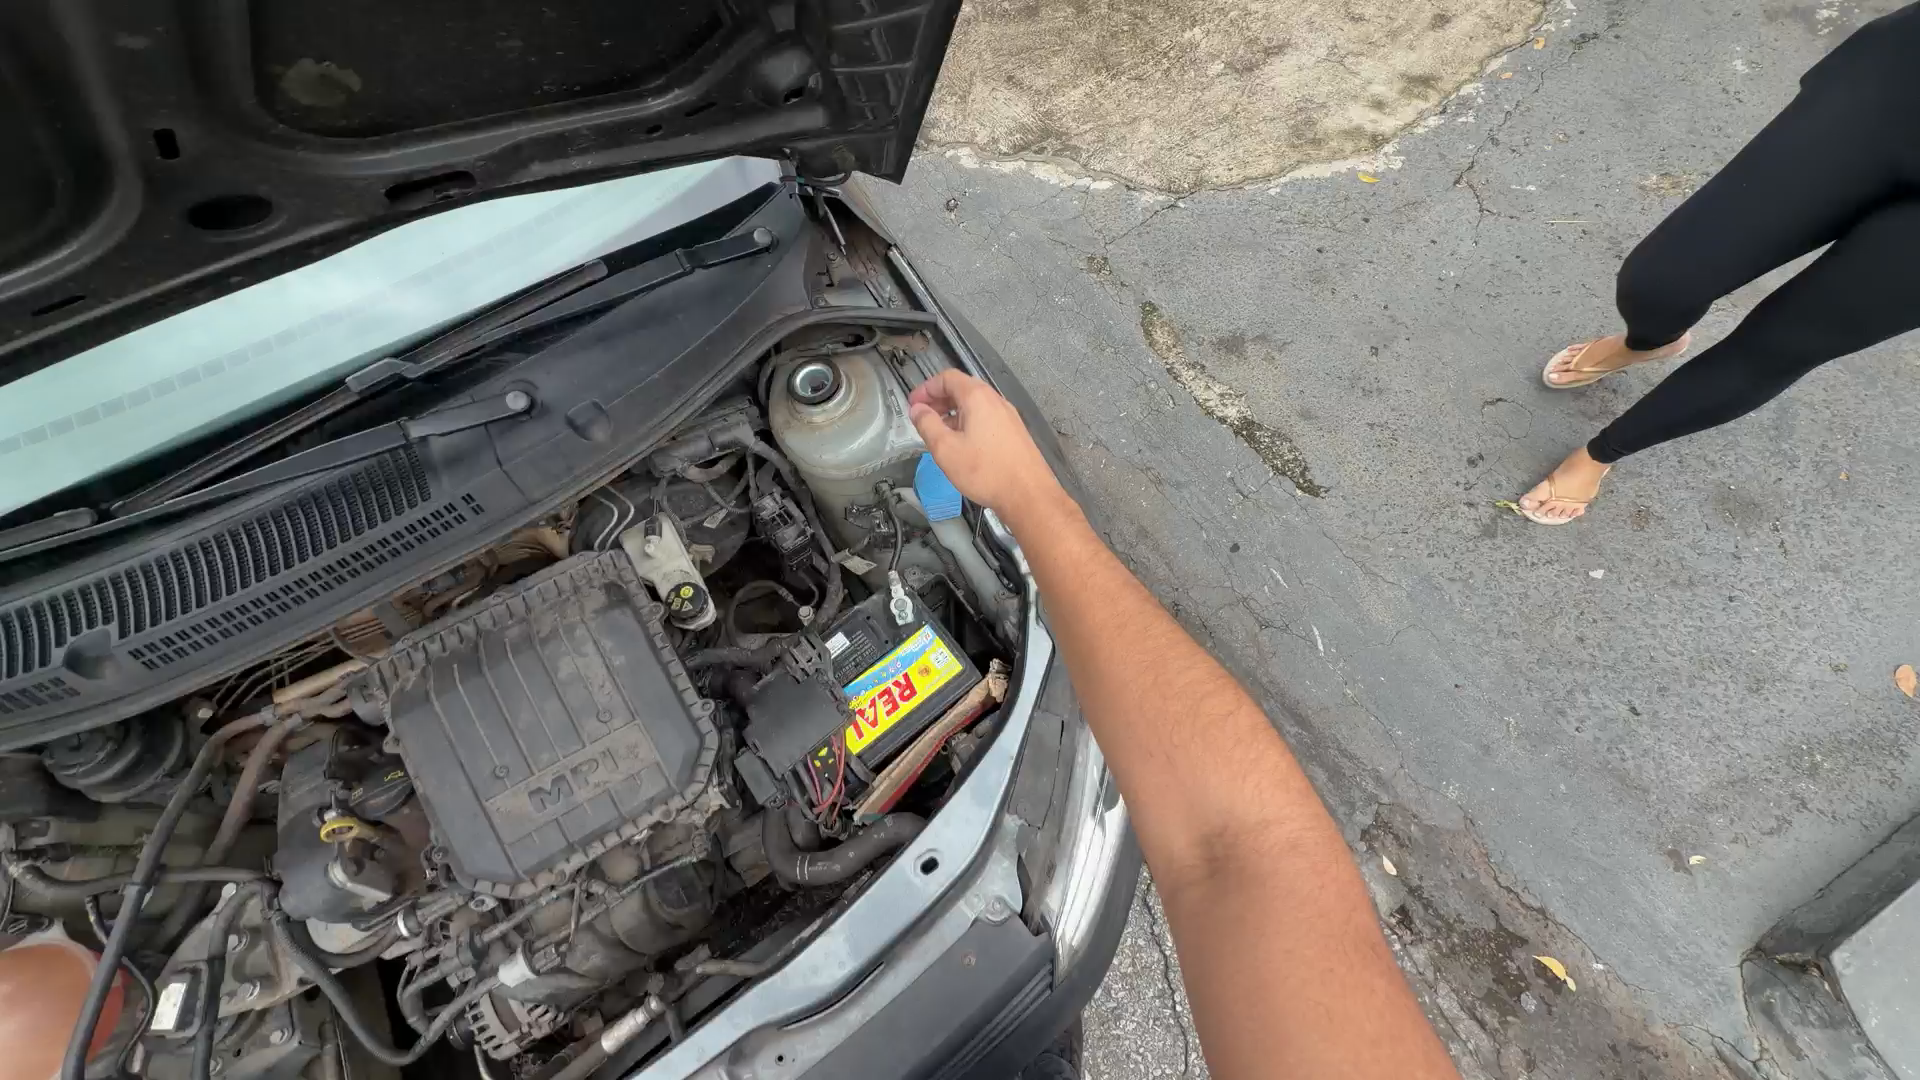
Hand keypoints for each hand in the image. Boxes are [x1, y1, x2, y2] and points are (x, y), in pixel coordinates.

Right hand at [908, 370, 1070, 528]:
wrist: (1027, 494)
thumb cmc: (987, 472)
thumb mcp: (945, 449)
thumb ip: (927, 425)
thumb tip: (917, 411)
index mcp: (977, 398)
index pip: (947, 378)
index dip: (926, 388)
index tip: (914, 404)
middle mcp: (995, 401)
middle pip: (962, 389)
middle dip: (938, 400)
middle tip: (923, 417)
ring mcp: (1007, 416)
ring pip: (975, 405)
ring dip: (953, 413)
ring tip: (939, 433)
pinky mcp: (1013, 432)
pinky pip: (986, 419)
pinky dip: (969, 424)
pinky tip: (962, 444)